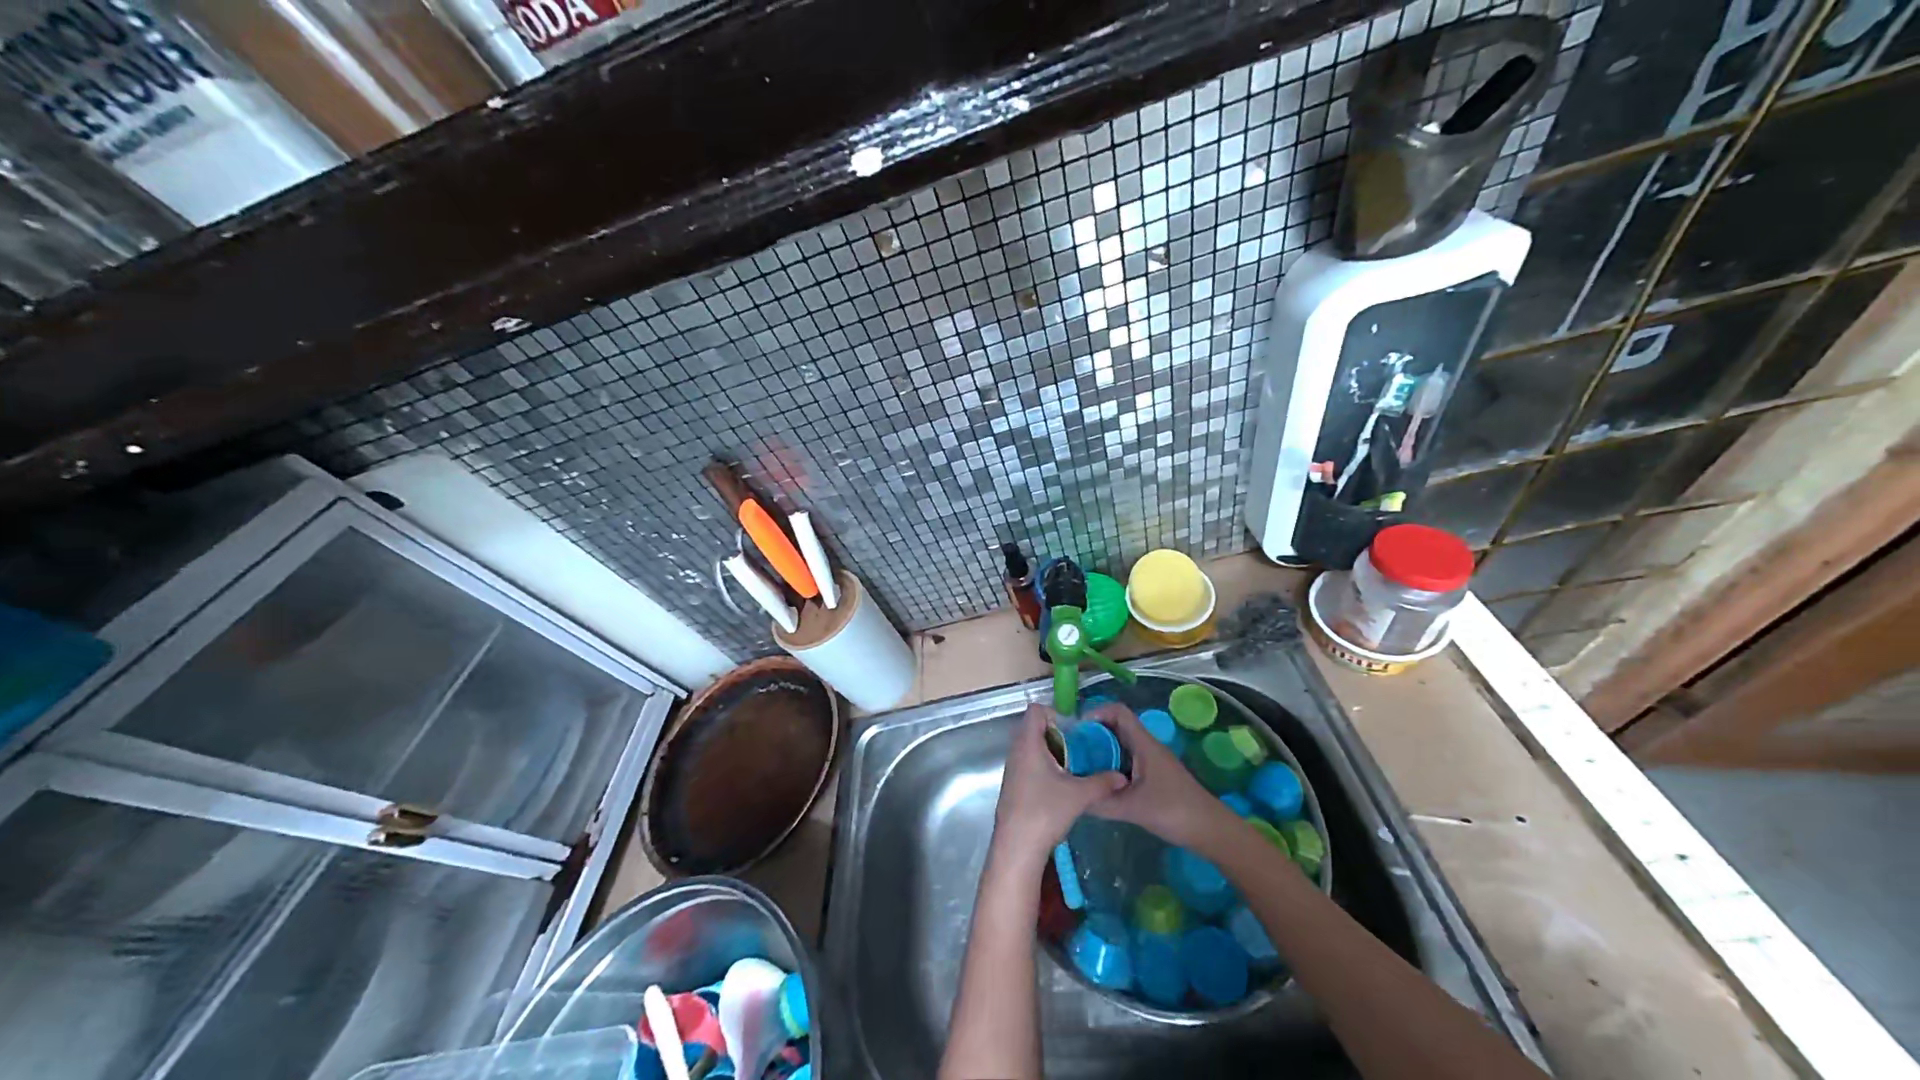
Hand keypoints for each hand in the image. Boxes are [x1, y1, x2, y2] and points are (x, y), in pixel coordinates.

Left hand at [991, 703, 1127, 865]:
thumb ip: (1102, 782)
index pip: (1036, 711)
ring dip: (1052, 752)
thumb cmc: (1045, 812)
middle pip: (1034, 728)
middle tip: (1079, 749)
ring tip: (1074, 767)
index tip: (1075, 731)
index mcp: (1028, 744)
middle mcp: (1016, 751)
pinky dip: (1044, 766)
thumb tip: (1123, 777)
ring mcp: (1012, 769)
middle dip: (1058, 734)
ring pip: (1031, 747)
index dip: (1055, 713)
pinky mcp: (1013, 785)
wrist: (1017, 846)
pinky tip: (1060, 785)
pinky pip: (1028, 763)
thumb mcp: (1079, 795)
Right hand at [1085, 702, 1236, 850]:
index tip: (1076, 730)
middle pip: (1116, 727)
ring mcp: (1151, 762)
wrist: (1210, 830)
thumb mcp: (1132, 808)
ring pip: (1120, 746)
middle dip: (1092, 734)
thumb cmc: (1174, 811)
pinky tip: (1099, 783)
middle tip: (1070, 750)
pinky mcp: (1153, 776)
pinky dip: (1110, 766)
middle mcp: (1146, 747)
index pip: (1118, 712)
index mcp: (1144, 744)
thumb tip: (1072, 797)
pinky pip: (1126, 762)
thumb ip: (1100, 803)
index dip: (1096, 713)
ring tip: (1079, 766)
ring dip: (1100, 751)